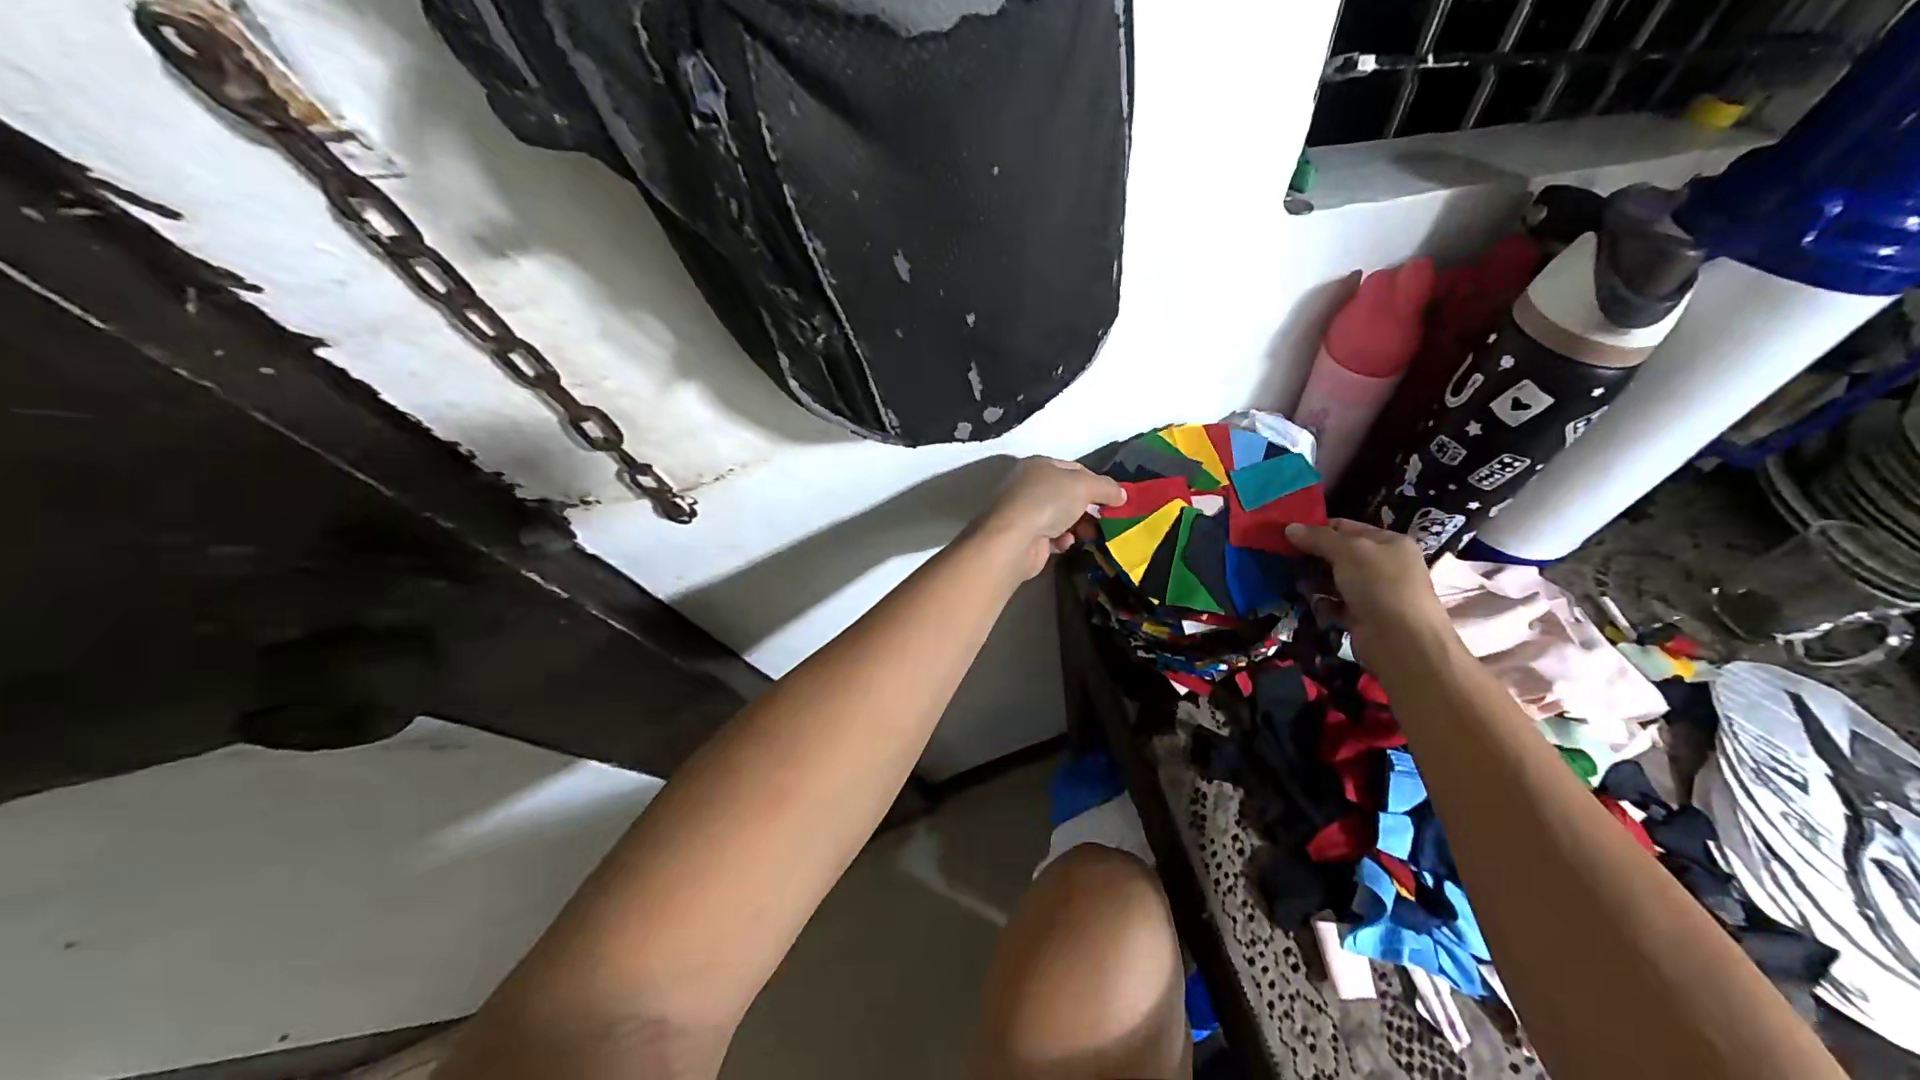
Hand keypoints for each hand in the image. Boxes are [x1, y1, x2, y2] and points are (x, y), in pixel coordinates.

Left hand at [971, 457, 1124, 581]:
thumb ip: (1106, 487)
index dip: (1096, 481)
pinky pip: (1051, 536)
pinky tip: (1064, 542)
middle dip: (1088, 507)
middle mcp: (1029, 485)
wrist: (1013, 540)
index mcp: (1039, 465)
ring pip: (1062, 517)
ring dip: (1078, 525)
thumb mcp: (1084, 486)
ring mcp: (1025, 512)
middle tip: (1106, 518)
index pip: (1074, 469)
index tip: (1113, 497)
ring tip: (1089, 533)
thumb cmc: (1047, 502)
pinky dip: (1061, 539)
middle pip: (1068, 494)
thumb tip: (1122, 495)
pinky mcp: (1026, 537)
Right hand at [1284, 519, 1457, 667]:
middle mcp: (1383, 565)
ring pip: (1335, 580)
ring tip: (1292, 579)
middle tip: (1282, 556)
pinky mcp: (1362, 616)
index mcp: (1388, 543)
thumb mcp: (1349, 552)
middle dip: (1312, 555)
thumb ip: (1318, 538)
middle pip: (1339, 554)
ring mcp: (1373, 592)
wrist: (1401, 640)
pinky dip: (1322, 603)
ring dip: (1314, 580)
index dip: (1317, 528)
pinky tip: (1311, 602)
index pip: (1346, 527)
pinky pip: (1335, 604)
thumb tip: (1289, 528)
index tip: (1287, 533)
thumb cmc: (1379, 585)